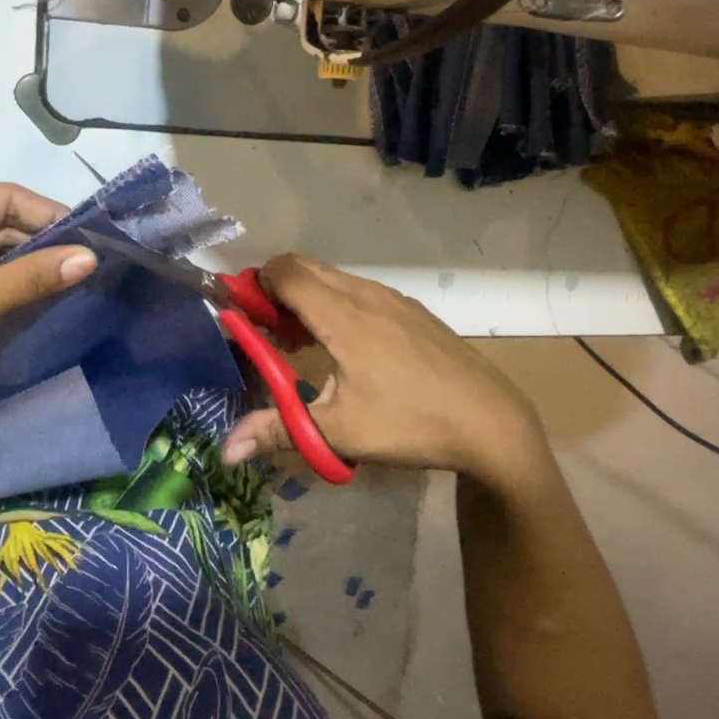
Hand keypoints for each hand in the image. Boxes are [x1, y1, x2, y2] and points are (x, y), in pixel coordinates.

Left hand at [0, 184, 97, 412]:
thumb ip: (31, 277)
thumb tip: (91, 257)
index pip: (3, 197)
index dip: (50, 215)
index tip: (95, 237)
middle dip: (41, 241)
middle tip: (91, 262)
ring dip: (25, 263)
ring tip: (74, 276)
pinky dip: (4, 280)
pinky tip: (37, 292)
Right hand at [222, 254, 543, 477]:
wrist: (493, 423)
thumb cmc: (411, 423)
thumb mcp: (339, 432)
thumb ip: (278, 432)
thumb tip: (225, 451)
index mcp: (343, 315)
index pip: (285, 271)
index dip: (255, 286)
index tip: (245, 319)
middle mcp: (366, 294)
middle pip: (305, 267)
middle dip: (276, 291)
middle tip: (266, 334)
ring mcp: (393, 299)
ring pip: (333, 278)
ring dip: (306, 298)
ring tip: (301, 345)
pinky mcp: (412, 311)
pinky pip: (358, 291)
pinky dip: (335, 304)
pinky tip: (345, 350)